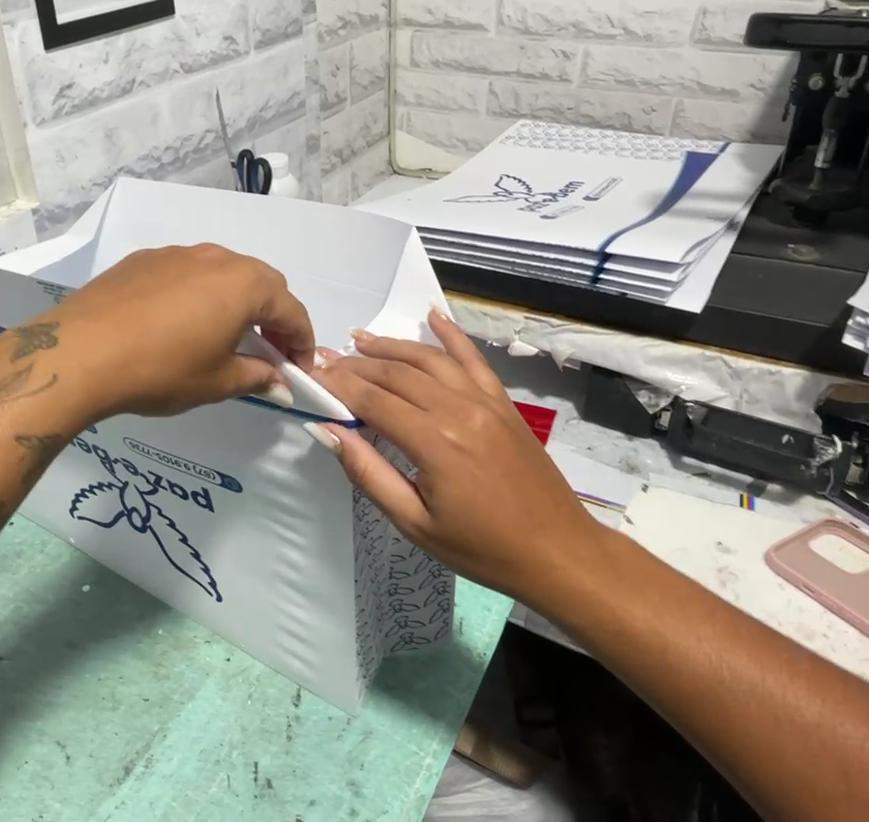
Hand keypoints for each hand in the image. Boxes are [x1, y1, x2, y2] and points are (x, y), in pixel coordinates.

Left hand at [43, 244, 314, 419]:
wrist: (81, 353)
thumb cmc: (161, 370)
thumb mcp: (217, 382)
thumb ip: (257, 377)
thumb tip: (278, 381)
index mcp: (244, 285)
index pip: (291, 310)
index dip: (302, 342)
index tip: (298, 370)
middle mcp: (216, 258)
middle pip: (261, 282)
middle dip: (273, 316)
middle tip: (269, 351)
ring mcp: (176, 253)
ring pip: (222, 272)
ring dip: (235, 300)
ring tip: (224, 335)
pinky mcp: (142, 259)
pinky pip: (186, 273)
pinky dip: (198, 294)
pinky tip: (178, 323)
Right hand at [308, 310, 603, 604]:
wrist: (557, 552)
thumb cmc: (481, 548)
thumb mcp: (414, 523)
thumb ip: (369, 473)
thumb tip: (329, 432)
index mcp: (434, 442)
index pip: (372, 400)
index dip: (337, 386)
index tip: (310, 375)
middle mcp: (458, 409)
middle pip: (396, 374)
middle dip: (356, 364)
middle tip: (325, 359)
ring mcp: (485, 401)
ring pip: (429, 359)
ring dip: (391, 346)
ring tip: (359, 340)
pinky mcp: (502, 403)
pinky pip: (472, 359)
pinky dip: (451, 335)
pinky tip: (432, 316)